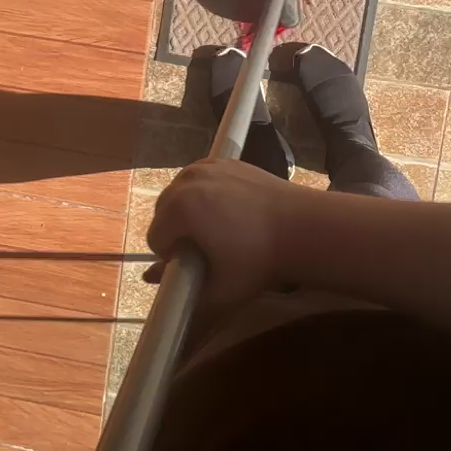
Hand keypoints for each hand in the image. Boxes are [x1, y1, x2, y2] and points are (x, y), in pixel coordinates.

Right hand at [144, 157, 305, 310]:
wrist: (300, 226)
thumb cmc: (258, 260)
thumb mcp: (220, 289)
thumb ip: (181, 292)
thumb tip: (150, 280)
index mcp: (180, 208)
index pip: (156, 237)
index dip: (172, 256)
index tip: (196, 263)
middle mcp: (187, 179)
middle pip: (163, 211)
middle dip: (176, 231)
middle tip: (205, 248)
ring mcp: (206, 164)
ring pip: (179, 193)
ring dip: (187, 211)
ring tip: (216, 229)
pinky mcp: (223, 159)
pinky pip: (198, 178)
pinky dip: (202, 193)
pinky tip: (227, 209)